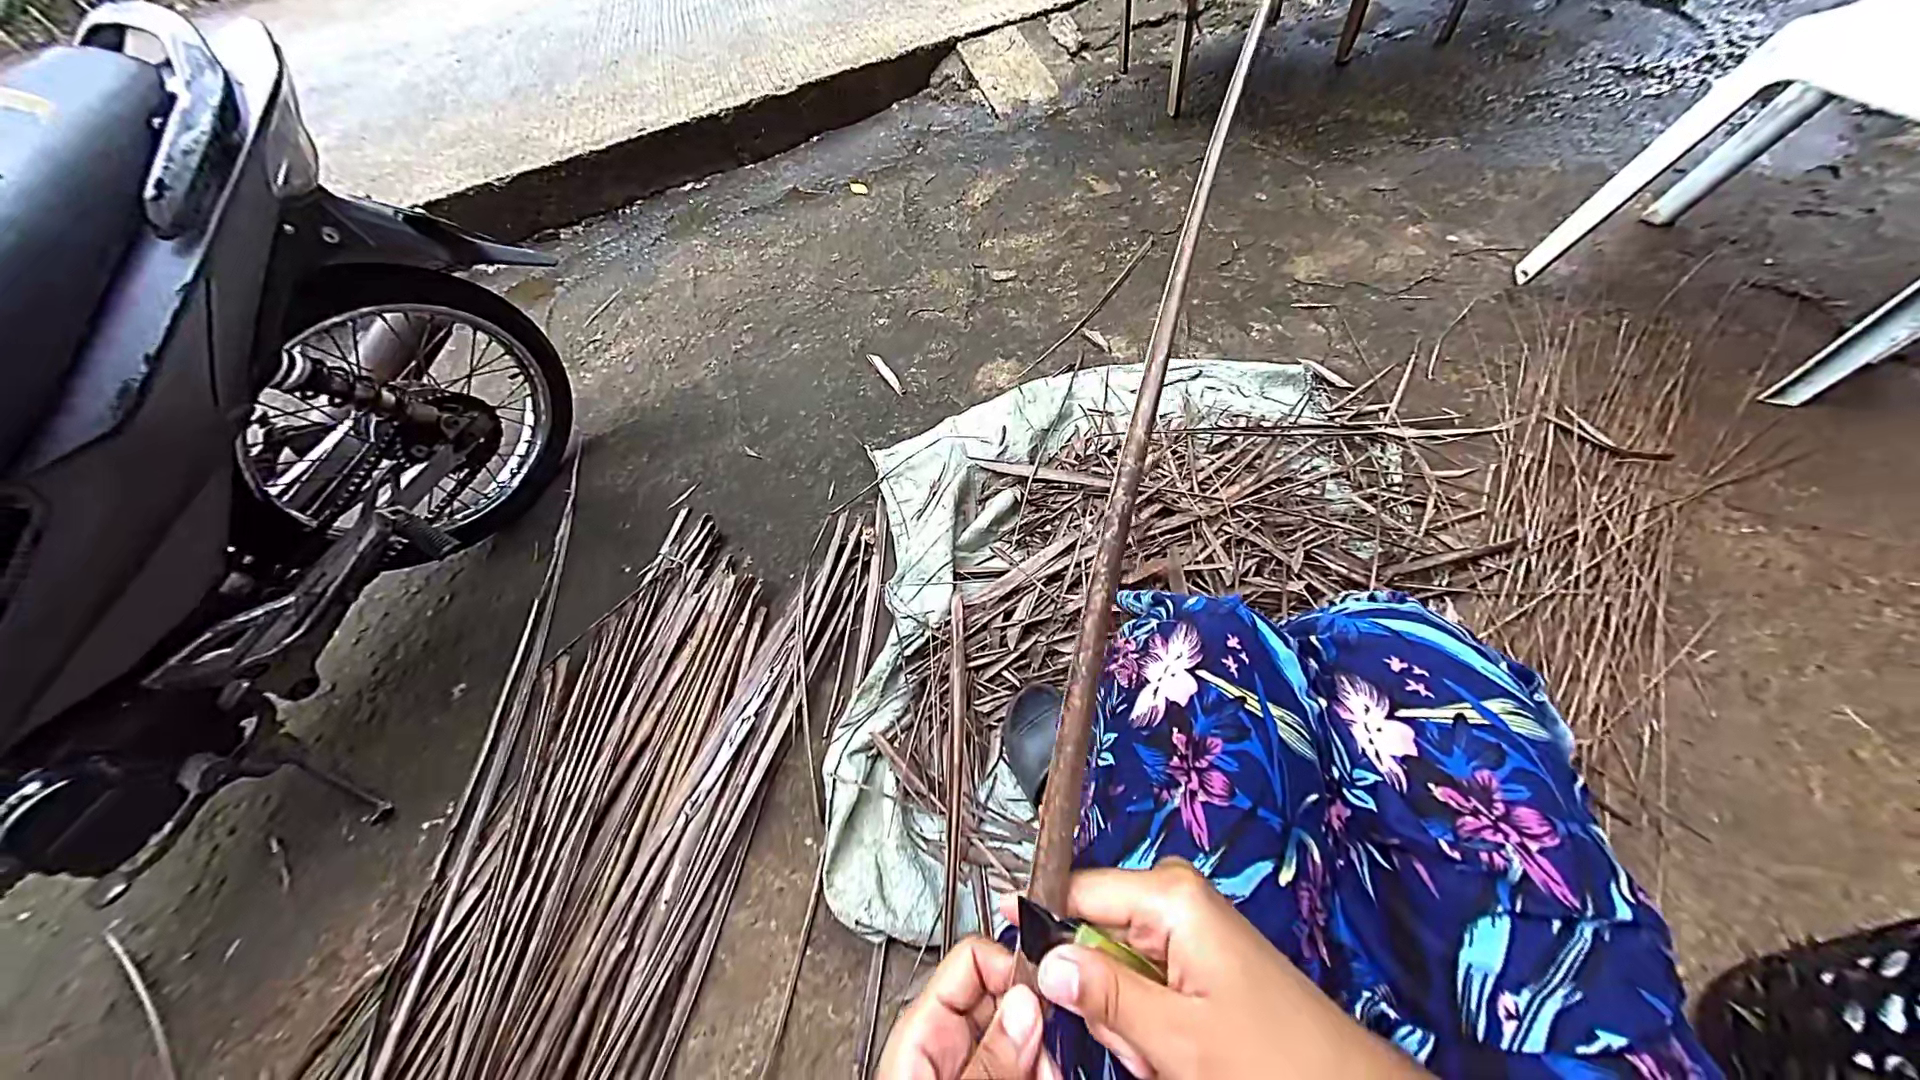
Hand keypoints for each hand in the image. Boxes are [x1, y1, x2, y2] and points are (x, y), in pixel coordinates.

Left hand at [876, 936, 1056, 1079]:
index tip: (1047, 989)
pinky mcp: (984, 1077)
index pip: (973, 956)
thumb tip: (1024, 1002)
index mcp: (922, 1027)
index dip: (1012, 964)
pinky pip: (1022, 1062)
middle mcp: (945, 1039)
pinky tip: (1046, 1077)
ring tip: (1051, 1072)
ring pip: (1021, 1031)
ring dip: (1045, 1051)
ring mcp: (968, 1064)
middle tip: (1052, 1054)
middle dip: (1037, 1018)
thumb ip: (987, 1056)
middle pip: (1005, 995)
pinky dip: (1041, 1068)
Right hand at [1023, 860, 1426, 1078]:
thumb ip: (1105, 995)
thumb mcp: (1180, 1039)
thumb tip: (1044, 960)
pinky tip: (1172, 1044)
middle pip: (1091, 928)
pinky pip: (1139, 973)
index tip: (1023, 967)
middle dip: (1100, 988)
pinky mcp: (1191, 948)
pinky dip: (1144, 1014)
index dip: (1043, 926)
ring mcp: (1182, 921)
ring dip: (1124, 1011)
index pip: (1075, 890)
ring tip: (1164, 1050)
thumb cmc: (1276, 1062)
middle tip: (1137, 1040)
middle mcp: (1171, 894)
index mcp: (1168, 894)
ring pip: (1112, 959)